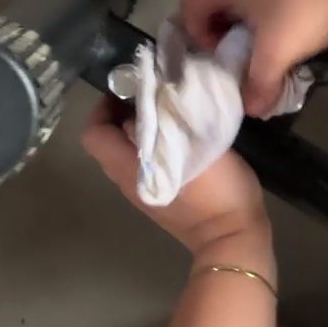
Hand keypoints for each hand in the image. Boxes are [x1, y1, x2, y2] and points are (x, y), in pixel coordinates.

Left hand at [80, 97, 269, 256]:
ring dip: (139, 132)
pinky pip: (142, 165)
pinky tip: (179, 141)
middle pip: (108, 141)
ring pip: (125, 154)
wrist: (233, 237)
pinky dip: (151, 149)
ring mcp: (143, 192)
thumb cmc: (217, 190)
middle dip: (123, 115)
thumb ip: (163, 124)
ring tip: (168, 115)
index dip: (103, 107)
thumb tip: (140, 108)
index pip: (94, 133)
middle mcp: (128, 181)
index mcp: (129, 168)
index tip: (128, 89)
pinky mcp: (159, 198)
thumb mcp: (194, 147)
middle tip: (152, 96)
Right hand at [179, 0, 327, 115]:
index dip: (198, 38)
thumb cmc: (306, 9)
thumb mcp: (277, 54)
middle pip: (211, 0)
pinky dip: (262, 8)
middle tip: (239, 55)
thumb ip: (258, 84)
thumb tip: (252, 110)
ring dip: (242, 21)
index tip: (223, 57)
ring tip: (263, 44)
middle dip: (219, 31)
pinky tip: (286, 26)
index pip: (189, 8)